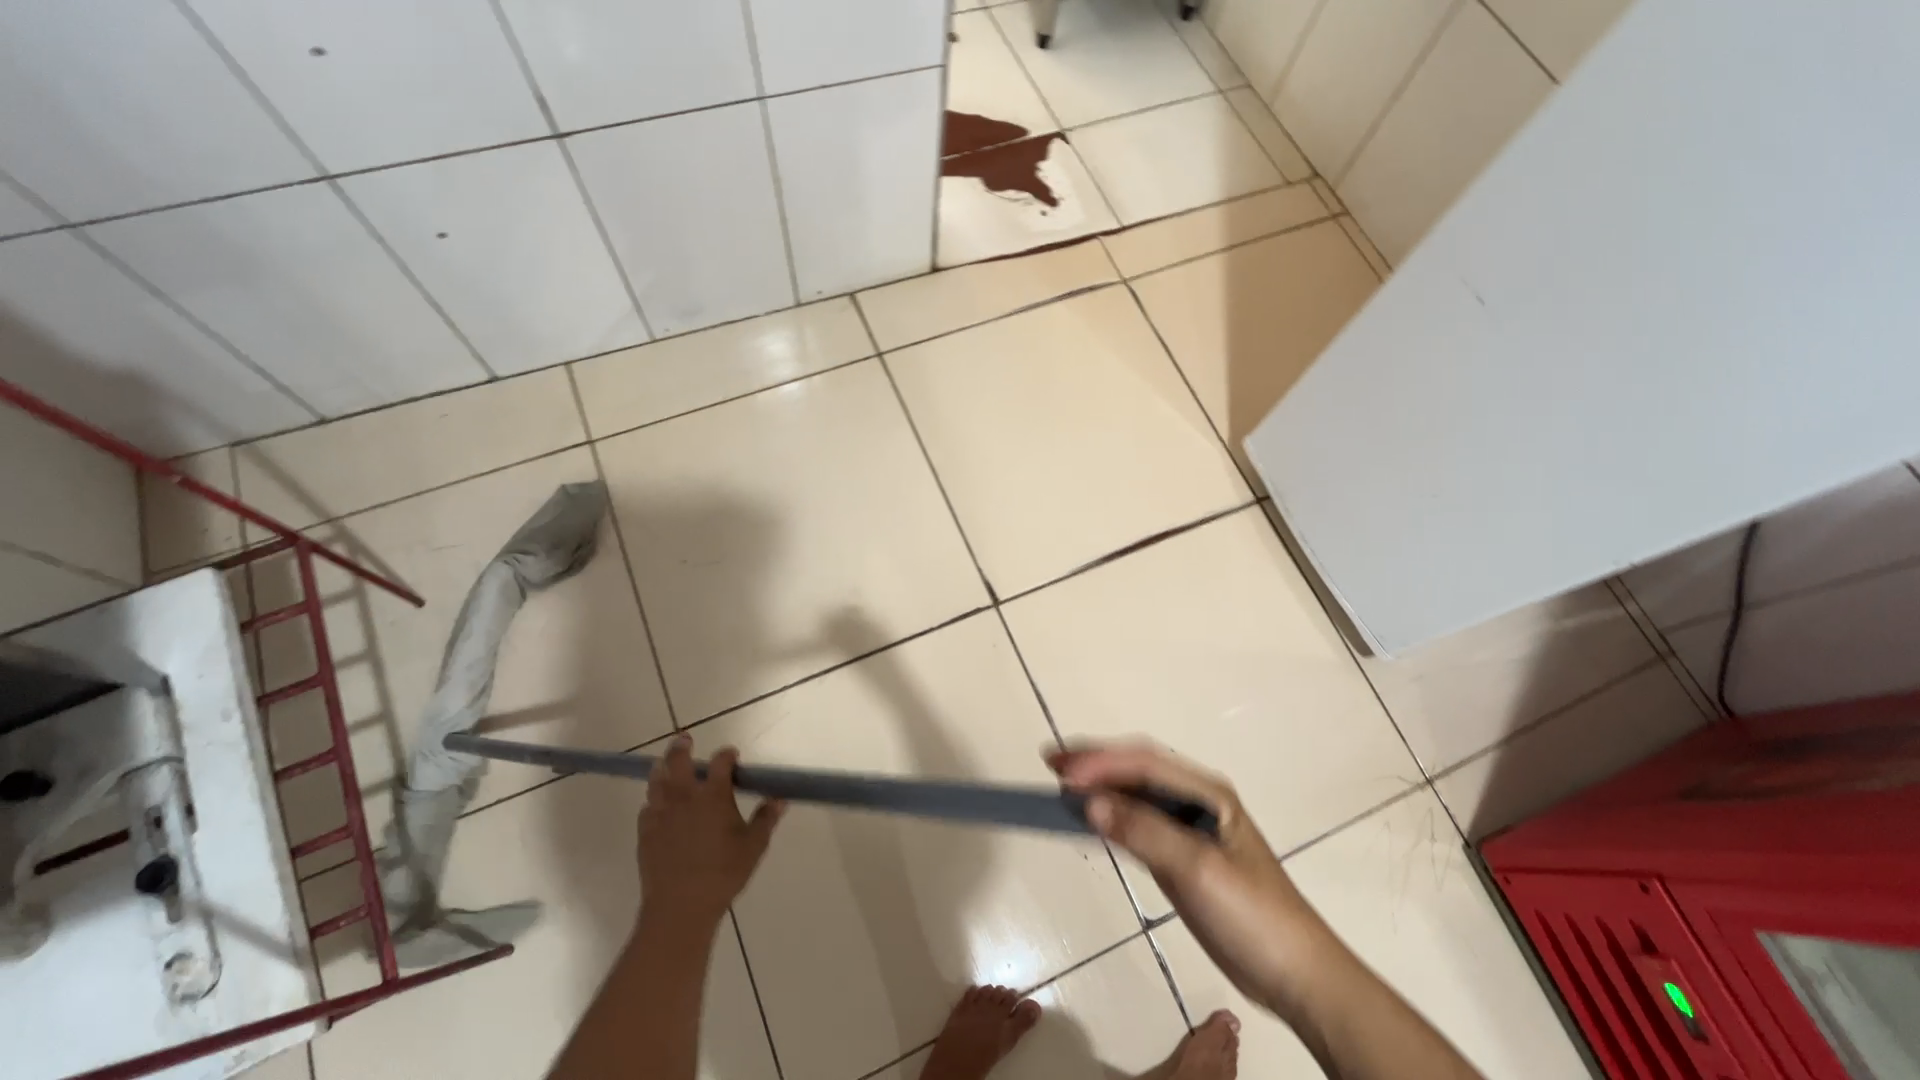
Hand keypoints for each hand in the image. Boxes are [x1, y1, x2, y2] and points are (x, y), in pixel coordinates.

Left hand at [638, 735, 785, 929]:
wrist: (680, 904)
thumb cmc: (723, 873)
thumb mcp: (754, 846)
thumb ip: (766, 819)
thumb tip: (780, 798)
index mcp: (713, 796)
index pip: (721, 763)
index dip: (727, 755)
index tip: (732, 755)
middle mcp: (685, 797)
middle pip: (678, 761)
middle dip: (682, 747)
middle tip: (685, 740)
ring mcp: (661, 813)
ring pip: (657, 780)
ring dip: (662, 768)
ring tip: (665, 765)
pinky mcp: (646, 831)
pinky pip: (647, 807)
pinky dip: (653, 800)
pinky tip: (658, 806)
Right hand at [1047, 740, 1331, 1010]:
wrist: (1293, 972)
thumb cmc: (1251, 914)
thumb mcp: (1197, 869)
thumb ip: (1144, 832)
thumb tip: (1090, 803)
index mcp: (1208, 793)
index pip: (1144, 764)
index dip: (1101, 762)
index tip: (1060, 773)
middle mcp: (1196, 802)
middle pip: (1138, 770)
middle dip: (1095, 763)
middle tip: (1050, 763)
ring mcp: (1189, 830)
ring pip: (1136, 796)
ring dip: (1100, 788)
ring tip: (1061, 785)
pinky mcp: (1181, 858)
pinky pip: (1138, 825)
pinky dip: (1111, 817)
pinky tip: (1090, 820)